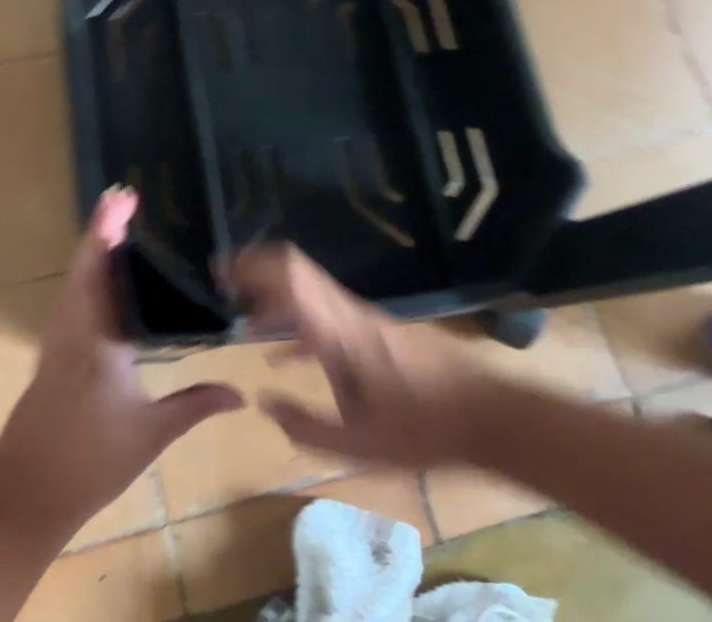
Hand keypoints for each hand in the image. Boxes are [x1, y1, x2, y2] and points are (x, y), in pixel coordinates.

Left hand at [0, 188, 244, 538]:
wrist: (23, 497)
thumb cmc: (89, 462)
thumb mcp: (151, 433)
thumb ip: (195, 404)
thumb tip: (239, 393)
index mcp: (95, 338)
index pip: (99, 269)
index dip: (108, 230)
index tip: (121, 197)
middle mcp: (69, 331)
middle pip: (82, 267)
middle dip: (103, 232)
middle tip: (128, 205)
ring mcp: (54, 345)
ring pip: (72, 286)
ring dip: (94, 256)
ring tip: (123, 237)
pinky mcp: (50, 360)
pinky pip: (70, 306)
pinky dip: (88, 283)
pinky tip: (107, 292)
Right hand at [233, 243, 508, 469]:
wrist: (492, 417)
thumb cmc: (425, 432)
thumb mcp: (360, 444)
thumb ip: (306, 427)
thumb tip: (263, 402)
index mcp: (339, 333)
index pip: (288, 277)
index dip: (251, 267)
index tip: (219, 273)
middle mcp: (350, 316)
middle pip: (295, 274)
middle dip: (255, 276)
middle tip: (222, 289)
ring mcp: (367, 322)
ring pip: (311, 296)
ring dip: (275, 303)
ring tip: (244, 322)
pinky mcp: (381, 335)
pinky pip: (328, 317)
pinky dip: (299, 325)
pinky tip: (282, 356)